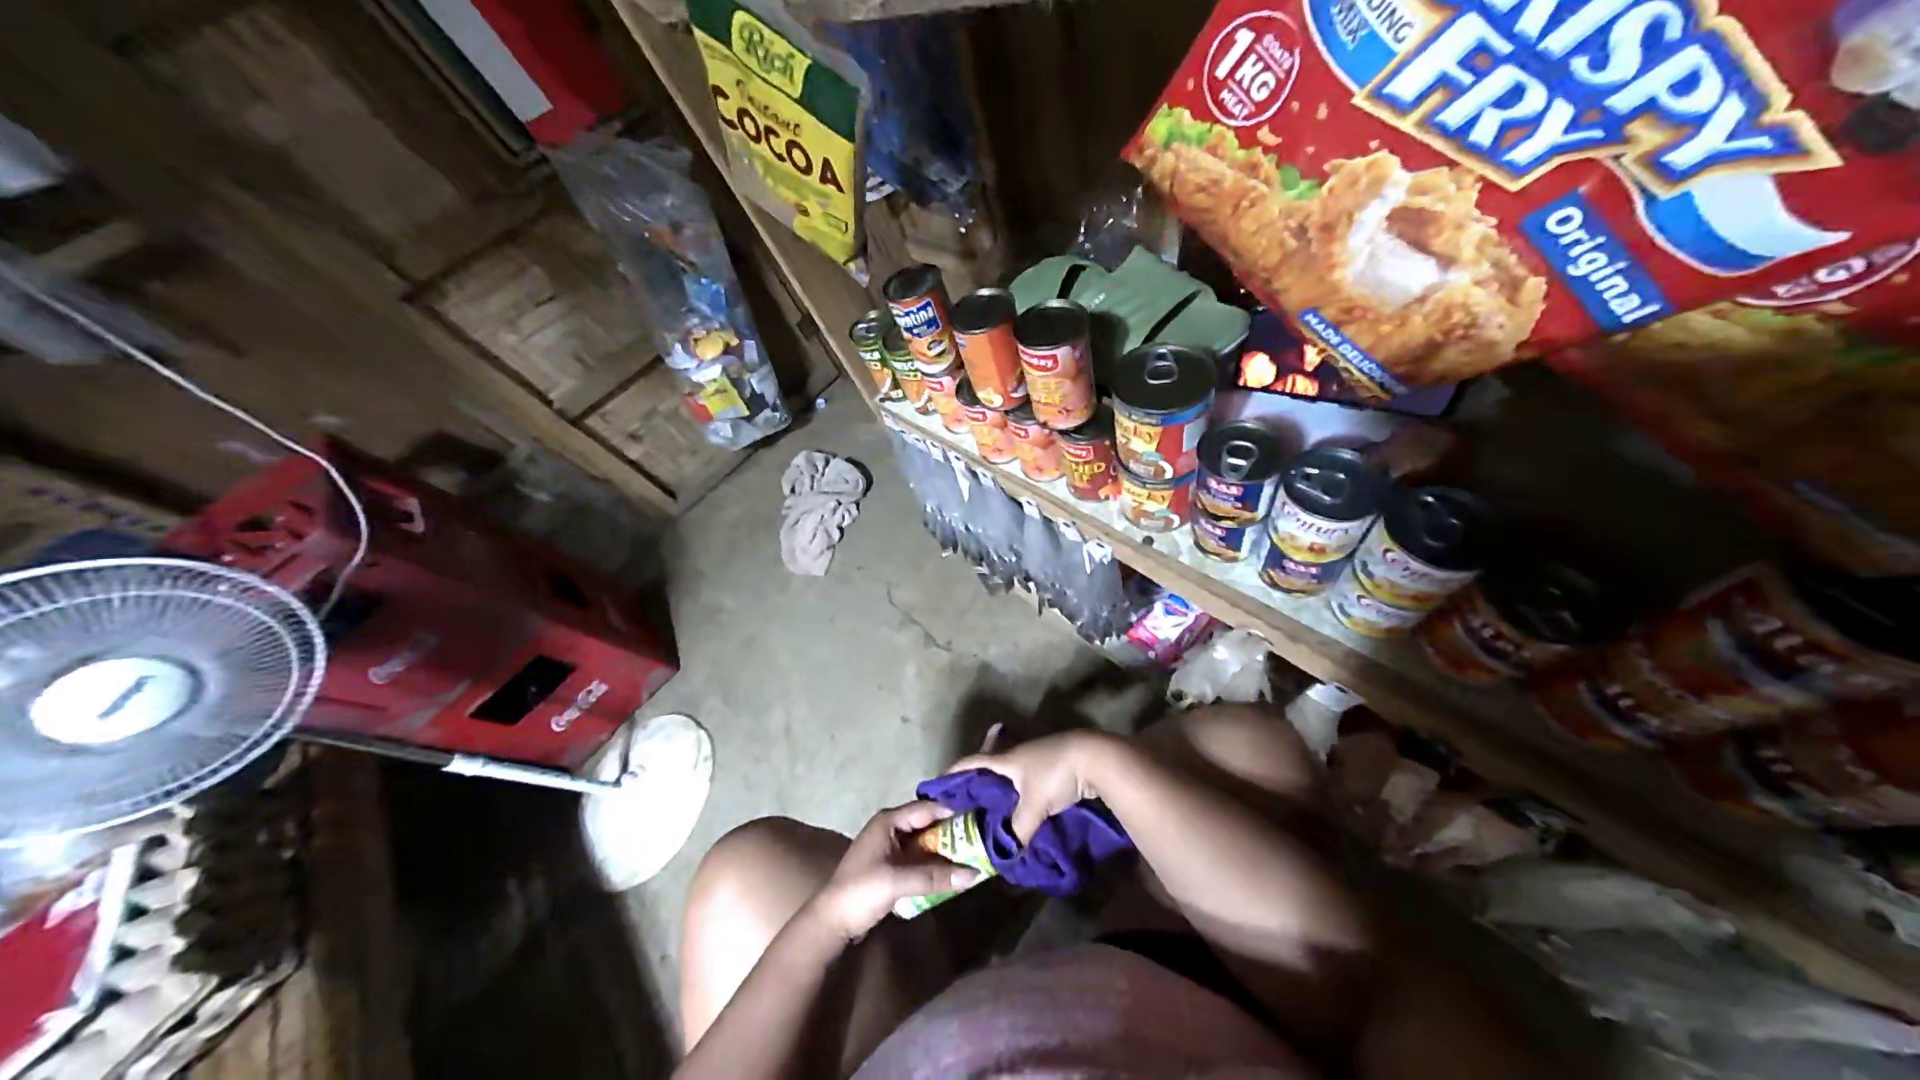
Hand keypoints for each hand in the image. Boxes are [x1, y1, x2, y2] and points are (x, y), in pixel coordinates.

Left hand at [808, 801, 981, 942]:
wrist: (830, 923)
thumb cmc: (860, 892)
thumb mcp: (898, 882)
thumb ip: (935, 877)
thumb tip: (974, 873)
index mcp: (888, 821)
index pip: (927, 808)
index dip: (952, 811)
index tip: (979, 817)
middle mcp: (890, 828)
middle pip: (927, 824)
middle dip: (952, 832)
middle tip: (981, 838)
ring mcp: (890, 848)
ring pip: (925, 843)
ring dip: (945, 850)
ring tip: (974, 854)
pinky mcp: (892, 867)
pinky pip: (920, 859)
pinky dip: (935, 864)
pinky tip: (953, 872)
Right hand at [947, 729, 1110, 844]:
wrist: (1096, 758)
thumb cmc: (1057, 774)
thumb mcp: (1034, 806)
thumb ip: (1019, 829)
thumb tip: (1010, 851)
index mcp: (1007, 760)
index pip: (973, 762)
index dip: (955, 772)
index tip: (939, 784)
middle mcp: (1020, 755)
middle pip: (993, 768)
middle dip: (981, 783)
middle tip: (969, 804)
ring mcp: (1040, 759)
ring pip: (1015, 777)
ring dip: (1006, 791)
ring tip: (997, 813)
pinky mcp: (1058, 766)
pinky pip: (1033, 782)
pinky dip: (1026, 795)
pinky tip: (1028, 809)